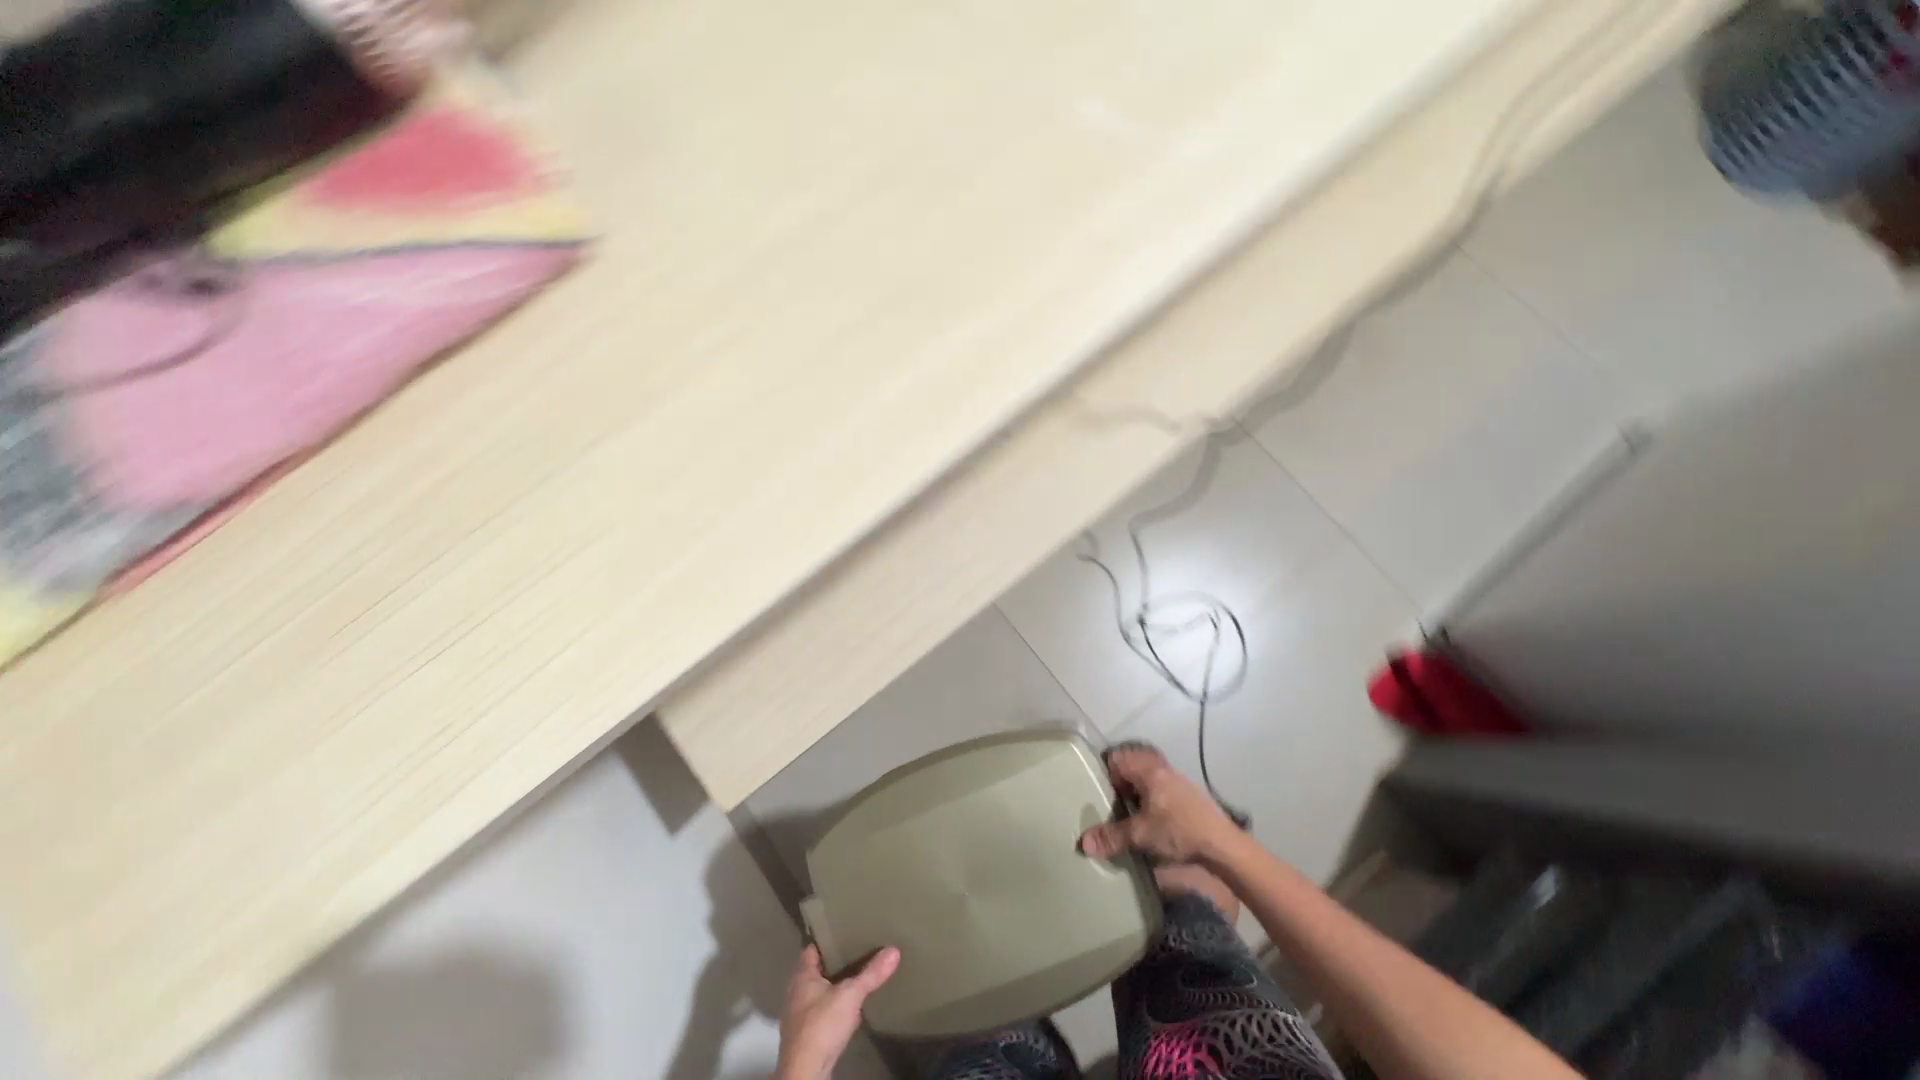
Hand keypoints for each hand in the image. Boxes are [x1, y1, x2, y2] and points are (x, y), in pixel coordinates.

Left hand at [777, 944, 899, 1079]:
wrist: (806, 1071)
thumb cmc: (822, 1024)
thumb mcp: (851, 995)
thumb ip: (871, 974)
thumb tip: (894, 950)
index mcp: (802, 976)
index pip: (812, 948)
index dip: (827, 938)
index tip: (844, 930)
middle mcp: (796, 992)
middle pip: (816, 970)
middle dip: (834, 962)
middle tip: (857, 949)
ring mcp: (799, 1014)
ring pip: (819, 991)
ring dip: (835, 985)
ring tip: (857, 975)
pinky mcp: (807, 1033)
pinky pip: (823, 1011)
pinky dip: (835, 1006)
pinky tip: (851, 1008)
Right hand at [1079, 743, 1240, 866]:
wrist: (1222, 845)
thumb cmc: (1178, 831)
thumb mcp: (1140, 835)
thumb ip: (1111, 837)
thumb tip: (1083, 844)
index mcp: (1150, 772)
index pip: (1118, 758)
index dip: (1105, 772)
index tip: (1096, 790)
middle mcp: (1164, 771)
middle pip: (1134, 767)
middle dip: (1120, 784)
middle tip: (1108, 804)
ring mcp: (1178, 783)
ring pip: (1149, 780)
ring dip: (1137, 794)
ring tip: (1126, 815)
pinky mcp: (1188, 798)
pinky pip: (1161, 792)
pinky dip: (1151, 802)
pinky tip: (1150, 821)